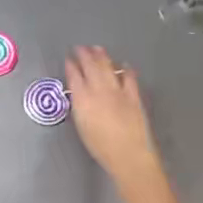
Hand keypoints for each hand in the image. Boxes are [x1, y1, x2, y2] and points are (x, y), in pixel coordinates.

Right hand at [65, 45, 159, 186]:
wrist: (128, 154)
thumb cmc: (100, 147)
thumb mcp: (82, 127)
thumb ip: (80, 107)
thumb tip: (79, 96)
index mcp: (83, 100)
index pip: (74, 77)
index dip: (71, 66)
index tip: (68, 59)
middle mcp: (99, 91)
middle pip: (91, 67)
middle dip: (85, 55)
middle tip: (81, 47)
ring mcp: (118, 91)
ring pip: (109, 68)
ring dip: (102, 57)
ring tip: (98, 49)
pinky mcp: (133, 95)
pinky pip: (129, 77)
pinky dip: (125, 69)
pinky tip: (124, 65)